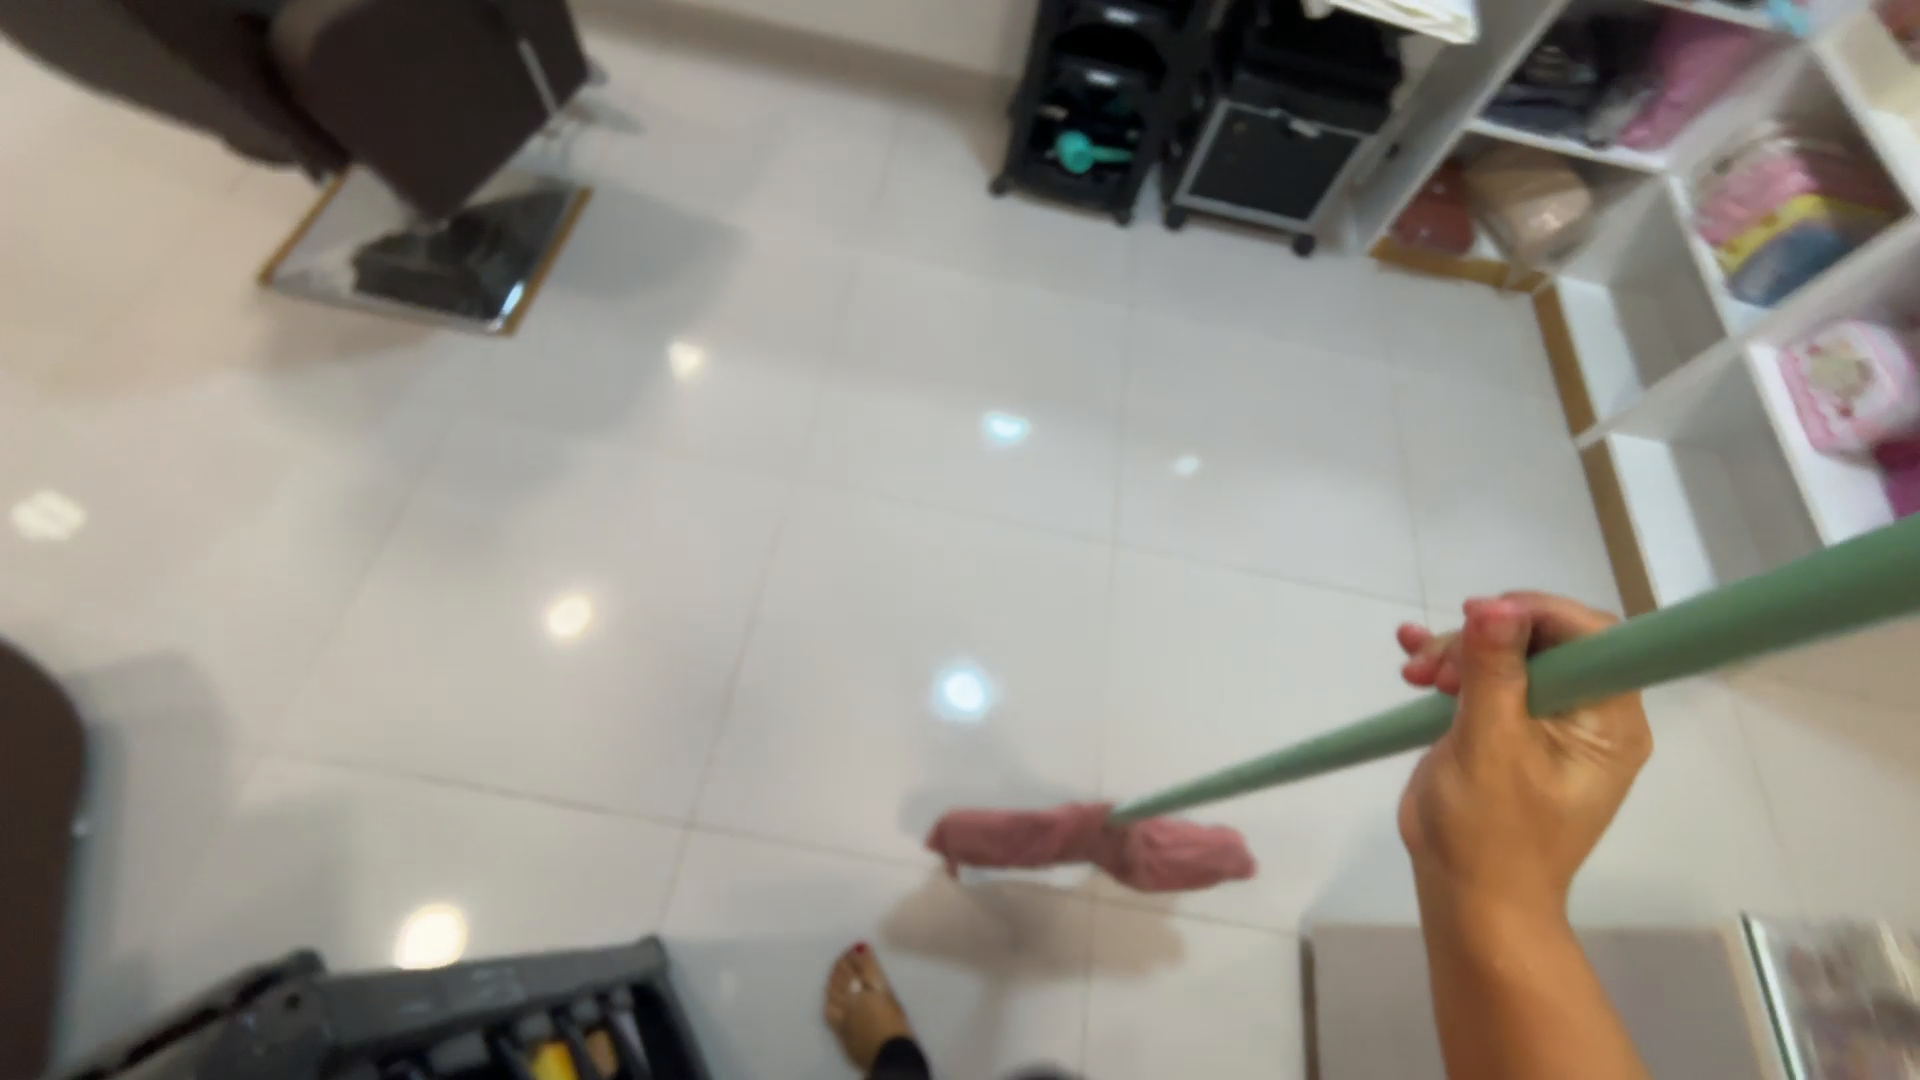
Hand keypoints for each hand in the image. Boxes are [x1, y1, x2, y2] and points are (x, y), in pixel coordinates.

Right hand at [1394, 592, 1651, 918]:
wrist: (1465, 888)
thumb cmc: (1491, 829)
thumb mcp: (1490, 746)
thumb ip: (1495, 673)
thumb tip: (1495, 605)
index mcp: (1605, 719)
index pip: (1592, 637)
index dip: (1537, 613)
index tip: (1478, 615)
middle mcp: (1580, 711)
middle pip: (1537, 639)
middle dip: (1479, 640)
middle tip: (1433, 669)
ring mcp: (1537, 717)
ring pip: (1500, 653)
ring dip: (1452, 653)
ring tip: (1414, 677)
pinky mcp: (1498, 724)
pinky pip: (1476, 677)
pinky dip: (1442, 662)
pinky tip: (1409, 653)